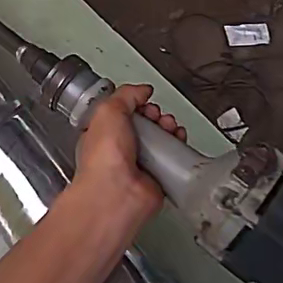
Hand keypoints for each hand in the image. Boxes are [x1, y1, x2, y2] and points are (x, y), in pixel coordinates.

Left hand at [72, 84, 184, 227]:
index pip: (124, 112)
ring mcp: (140, 164)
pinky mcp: (158, 178)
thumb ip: (126, 95)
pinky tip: (178, 140)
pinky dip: (179, 147)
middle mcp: (120, 150)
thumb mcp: (108, 111)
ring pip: (161, 139)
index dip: (136, 103)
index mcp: (103, 133)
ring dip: (169, 128)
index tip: (144, 101)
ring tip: (169, 127)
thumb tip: (142, 90)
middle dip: (156, 115)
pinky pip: (172, 158)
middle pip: (146, 124)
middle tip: (157, 116)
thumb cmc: (103, 158)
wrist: (117, 193)